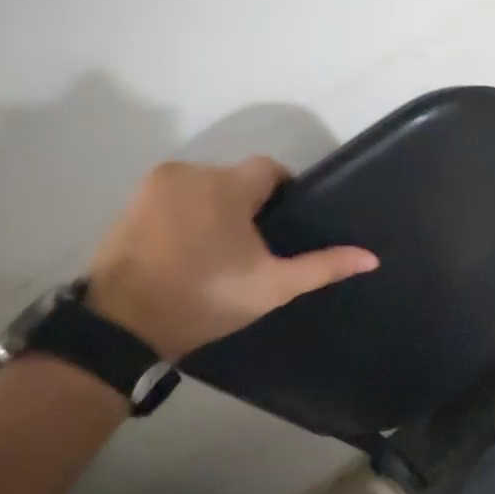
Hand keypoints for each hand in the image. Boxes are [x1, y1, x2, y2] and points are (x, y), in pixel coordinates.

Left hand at [85, 156, 377, 359]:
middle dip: (250, 205)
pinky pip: (176, 197)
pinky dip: (189, 214)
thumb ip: (322, 266)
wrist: (123, 324)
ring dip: (219, 208)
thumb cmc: (206, 300)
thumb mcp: (272, 287)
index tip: (286, 227)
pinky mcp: (131, 202)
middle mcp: (189, 173)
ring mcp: (154, 185)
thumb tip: (371, 257)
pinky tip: (191, 249)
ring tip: (223, 251)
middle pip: (236, 179)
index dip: (285, 194)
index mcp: (226, 186)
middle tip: (256, 248)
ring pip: (205, 187)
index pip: (270, 170)